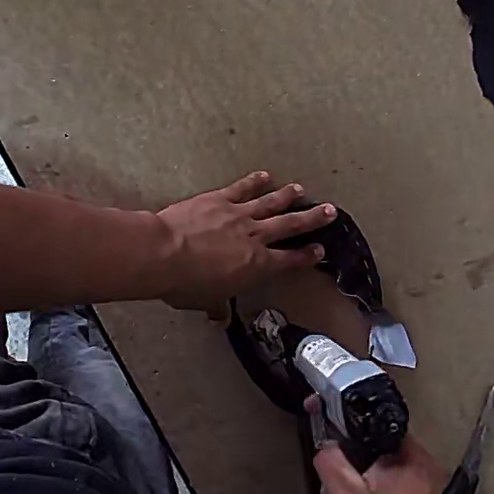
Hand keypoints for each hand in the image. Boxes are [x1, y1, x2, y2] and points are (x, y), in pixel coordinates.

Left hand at [155, 171, 333, 314]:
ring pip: (271, 203)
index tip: (320, 250)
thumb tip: (220, 317)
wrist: (163, 253)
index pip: (288, 260)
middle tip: (329, 211)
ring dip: (288, 196)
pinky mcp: (220, 199)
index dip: (306, 256)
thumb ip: (217, 306)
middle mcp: (255, 237)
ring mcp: (239, 215)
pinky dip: (255, 181)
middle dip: (312, 219)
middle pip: (290, 225)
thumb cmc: (185, 282)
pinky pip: (242, 188)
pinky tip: (265, 175)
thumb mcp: (205, 300)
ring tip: (301, 190)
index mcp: (256, 265)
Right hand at [313, 434, 459, 493]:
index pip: (374, 424)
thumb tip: (324, 446)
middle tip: (339, 487)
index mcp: (413, 455)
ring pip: (385, 474)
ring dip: (366, 487)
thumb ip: (331, 466)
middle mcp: (426, 468)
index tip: (330, 440)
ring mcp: (429, 492)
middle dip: (355, 466)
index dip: (347, 430)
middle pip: (378, 451)